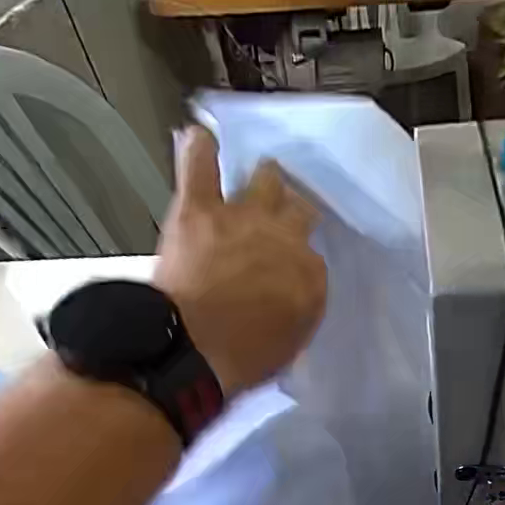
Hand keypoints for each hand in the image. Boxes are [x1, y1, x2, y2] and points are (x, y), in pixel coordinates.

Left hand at [153, 126, 325, 396]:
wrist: (194, 354)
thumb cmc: (240, 362)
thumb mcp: (286, 346)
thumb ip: (292, 314)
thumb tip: (286, 301)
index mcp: (309, 276)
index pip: (310, 258)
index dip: (294, 262)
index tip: (283, 272)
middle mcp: (284, 237)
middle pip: (297, 210)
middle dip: (288, 216)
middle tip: (273, 227)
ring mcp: (242, 217)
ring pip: (264, 178)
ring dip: (259, 183)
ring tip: (249, 188)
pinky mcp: (199, 208)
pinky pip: (201, 161)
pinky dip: (200, 150)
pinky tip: (200, 142)